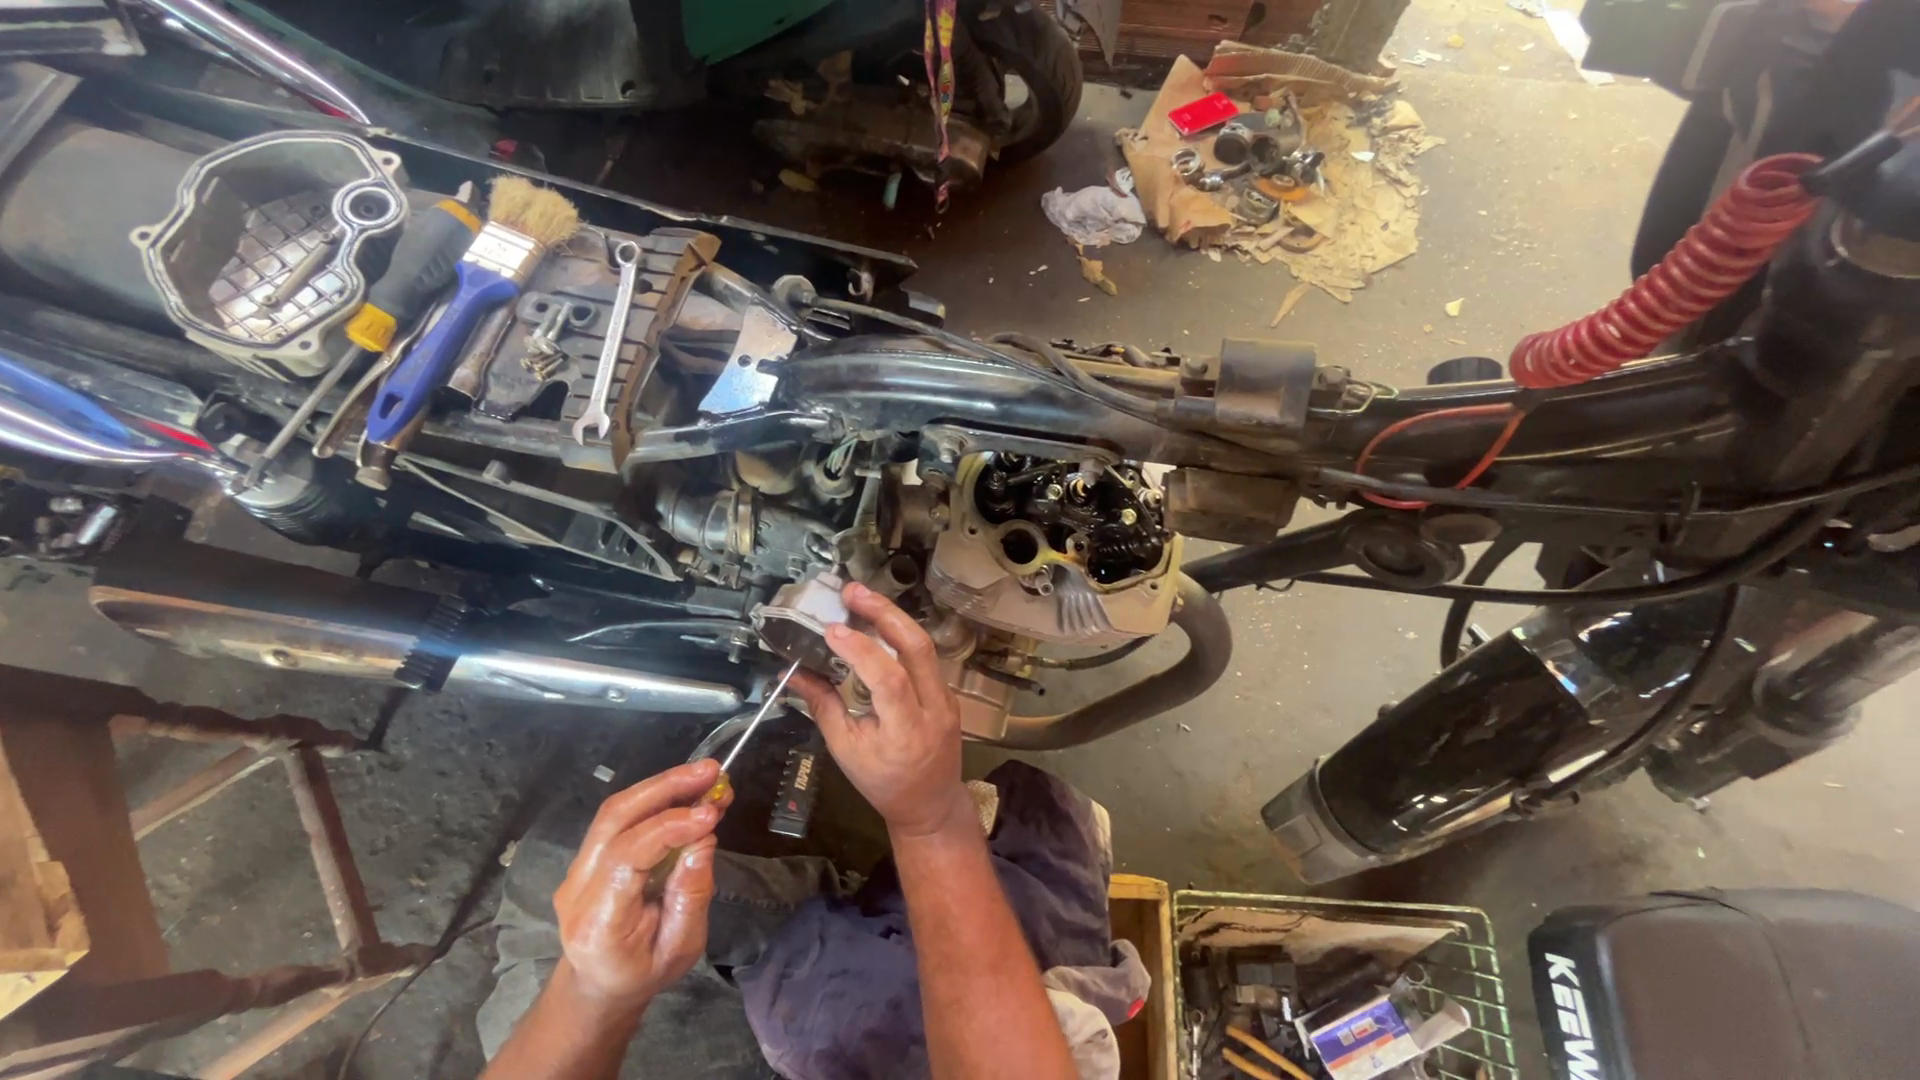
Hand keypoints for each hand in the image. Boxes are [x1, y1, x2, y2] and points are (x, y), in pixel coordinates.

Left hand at [549, 760, 728, 1017]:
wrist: (599, 984)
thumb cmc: (643, 972)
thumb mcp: (680, 949)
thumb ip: (690, 896)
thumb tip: (704, 840)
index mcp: (597, 921)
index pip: (626, 857)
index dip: (669, 828)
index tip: (711, 814)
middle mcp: (577, 886)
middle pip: (614, 819)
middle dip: (665, 788)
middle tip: (711, 772)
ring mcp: (577, 866)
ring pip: (616, 810)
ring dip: (664, 786)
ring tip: (707, 775)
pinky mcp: (588, 854)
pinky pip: (620, 816)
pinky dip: (657, 797)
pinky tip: (689, 791)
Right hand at [792, 581, 971, 839]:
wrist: (930, 803)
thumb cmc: (884, 783)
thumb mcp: (846, 751)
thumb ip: (823, 707)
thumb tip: (794, 672)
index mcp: (907, 732)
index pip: (889, 680)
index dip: (861, 651)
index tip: (832, 630)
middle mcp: (934, 709)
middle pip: (918, 648)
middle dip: (885, 614)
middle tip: (852, 592)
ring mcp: (947, 697)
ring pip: (925, 645)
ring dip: (892, 616)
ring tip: (861, 597)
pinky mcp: (948, 691)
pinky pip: (925, 655)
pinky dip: (900, 634)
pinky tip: (879, 620)